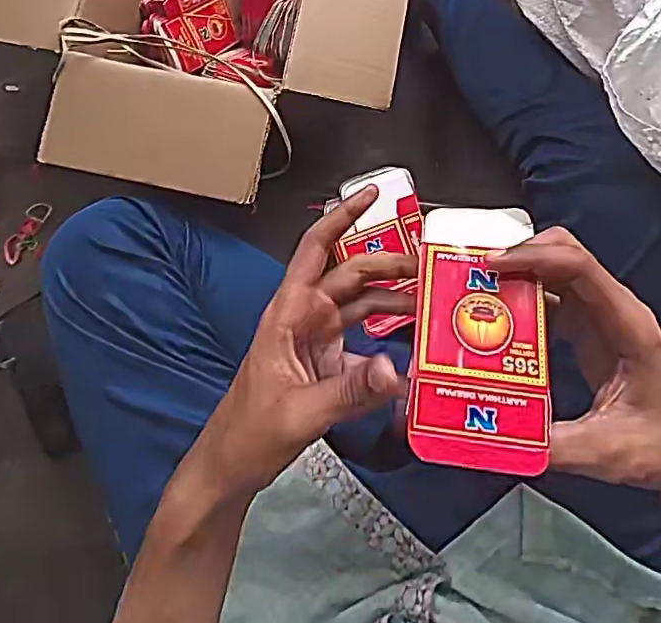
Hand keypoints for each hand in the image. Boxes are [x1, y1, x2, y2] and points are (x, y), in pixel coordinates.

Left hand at [187, 187, 415, 498]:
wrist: (232, 465)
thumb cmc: (250, 431)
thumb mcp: (301, 412)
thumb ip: (351, 391)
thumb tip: (396, 370)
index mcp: (289, 311)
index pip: (317, 248)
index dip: (343, 217)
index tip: (371, 195)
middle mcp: (305, 313)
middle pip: (351, 273)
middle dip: (388, 263)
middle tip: (426, 263)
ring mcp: (318, 335)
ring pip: (361, 301)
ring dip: (393, 296)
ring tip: (428, 297)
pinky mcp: (328, 357)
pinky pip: (364, 335)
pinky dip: (388, 335)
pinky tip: (412, 343)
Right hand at [491, 228, 660, 493]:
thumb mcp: (607, 453)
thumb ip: (555, 445)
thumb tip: (502, 435)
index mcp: (628, 324)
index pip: (579, 267)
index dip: (535, 256)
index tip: (494, 264)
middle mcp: (613, 309)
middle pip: (564, 254)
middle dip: (519, 255)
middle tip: (479, 274)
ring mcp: (600, 314)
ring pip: (553, 269)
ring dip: (516, 272)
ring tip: (479, 291)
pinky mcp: (586, 326)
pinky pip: (549, 295)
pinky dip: (520, 296)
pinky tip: (497, 318)